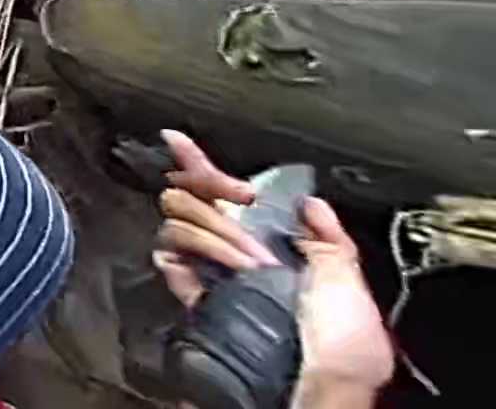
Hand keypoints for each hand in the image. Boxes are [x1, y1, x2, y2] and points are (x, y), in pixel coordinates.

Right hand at [151, 132, 392, 406]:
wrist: (310, 379)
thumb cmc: (338, 346)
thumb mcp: (351, 292)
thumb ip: (331, 244)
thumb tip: (309, 201)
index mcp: (262, 242)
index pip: (219, 192)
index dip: (194, 162)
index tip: (177, 140)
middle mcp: (222, 244)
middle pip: (185, 193)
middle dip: (213, 197)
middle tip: (241, 212)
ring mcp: (197, 260)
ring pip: (178, 215)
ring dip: (216, 233)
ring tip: (249, 264)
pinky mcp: (180, 277)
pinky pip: (167, 245)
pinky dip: (197, 251)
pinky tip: (221, 270)